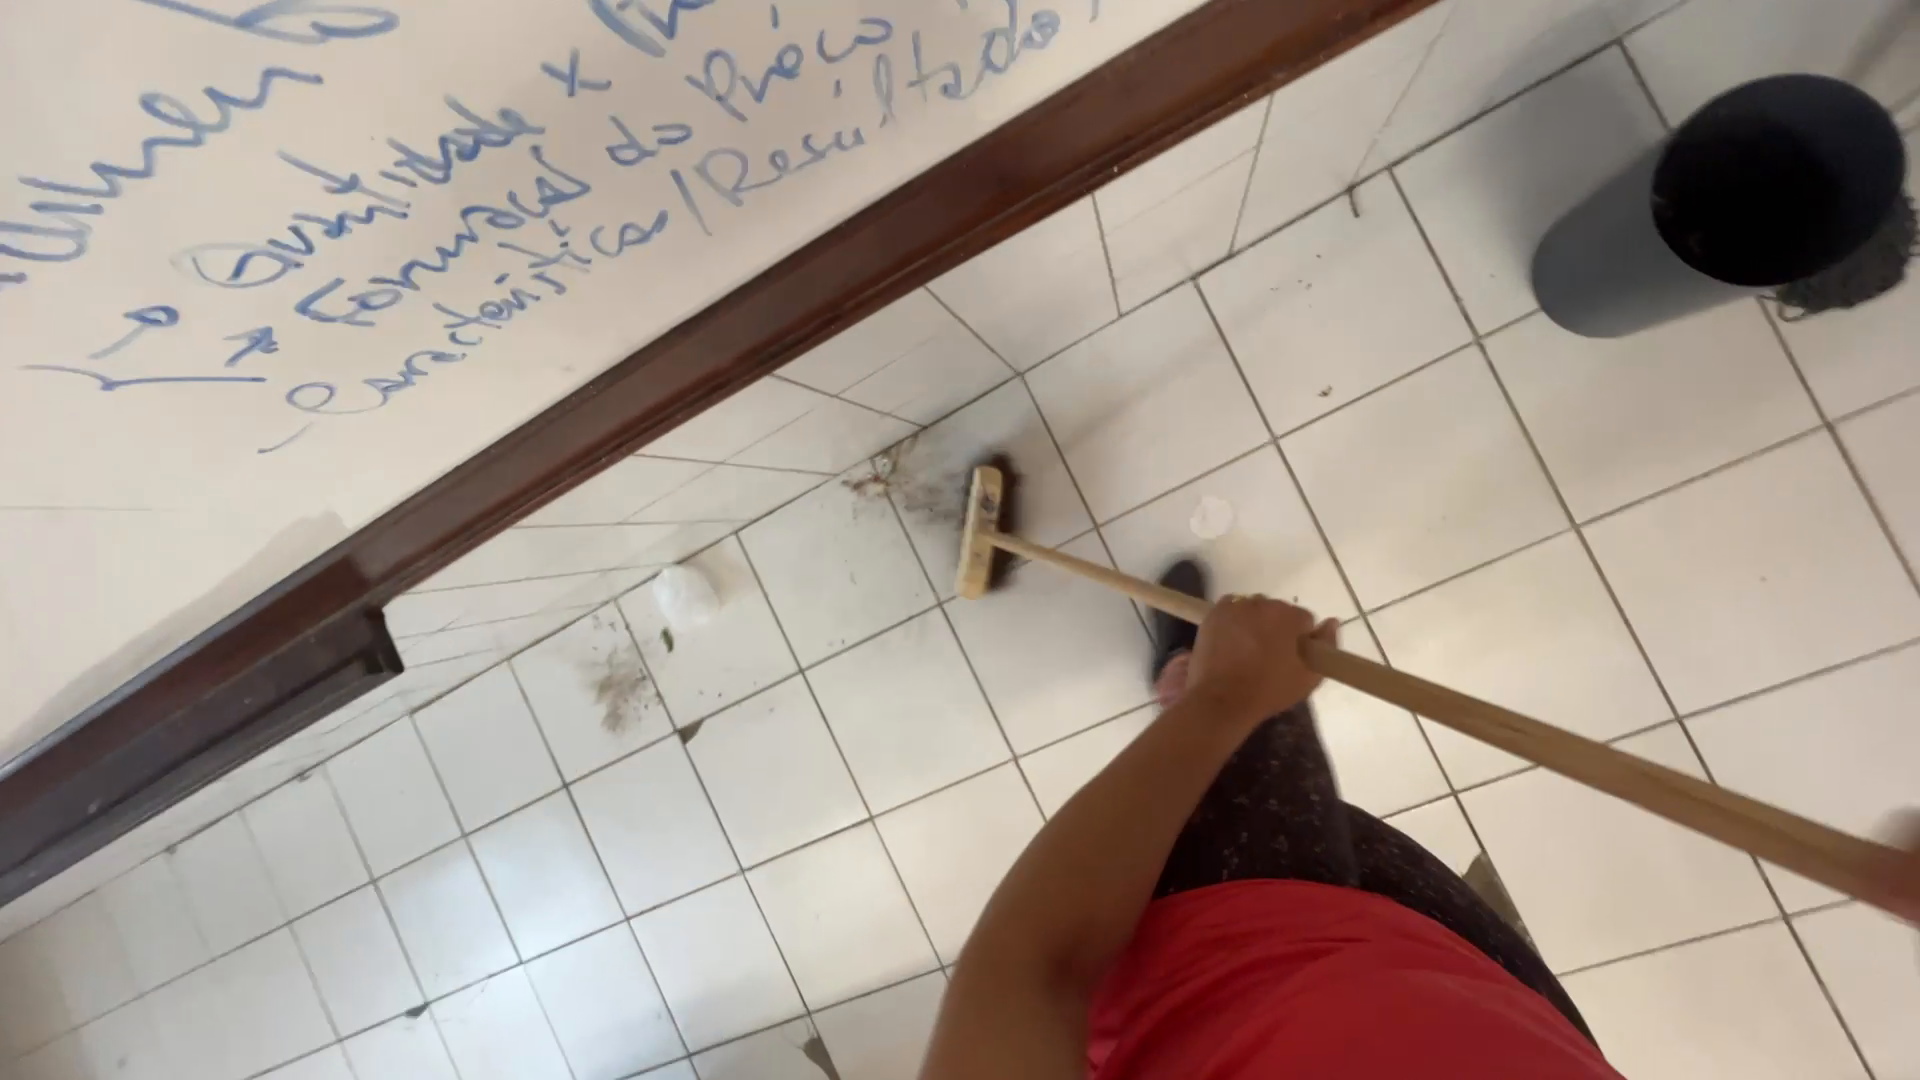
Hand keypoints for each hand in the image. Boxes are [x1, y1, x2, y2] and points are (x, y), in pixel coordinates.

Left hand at [1185, 595, 1336, 718]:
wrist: (1222, 699)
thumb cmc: (1269, 690)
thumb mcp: (1308, 676)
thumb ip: (1326, 645)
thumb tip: (1332, 622)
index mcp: (1287, 616)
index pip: (1304, 619)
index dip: (1301, 639)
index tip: (1292, 657)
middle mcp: (1261, 603)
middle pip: (1278, 611)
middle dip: (1278, 627)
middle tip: (1269, 654)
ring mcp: (1234, 607)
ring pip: (1254, 608)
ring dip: (1256, 621)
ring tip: (1249, 648)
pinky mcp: (1213, 614)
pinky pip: (1231, 609)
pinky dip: (1235, 619)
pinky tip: (1233, 639)